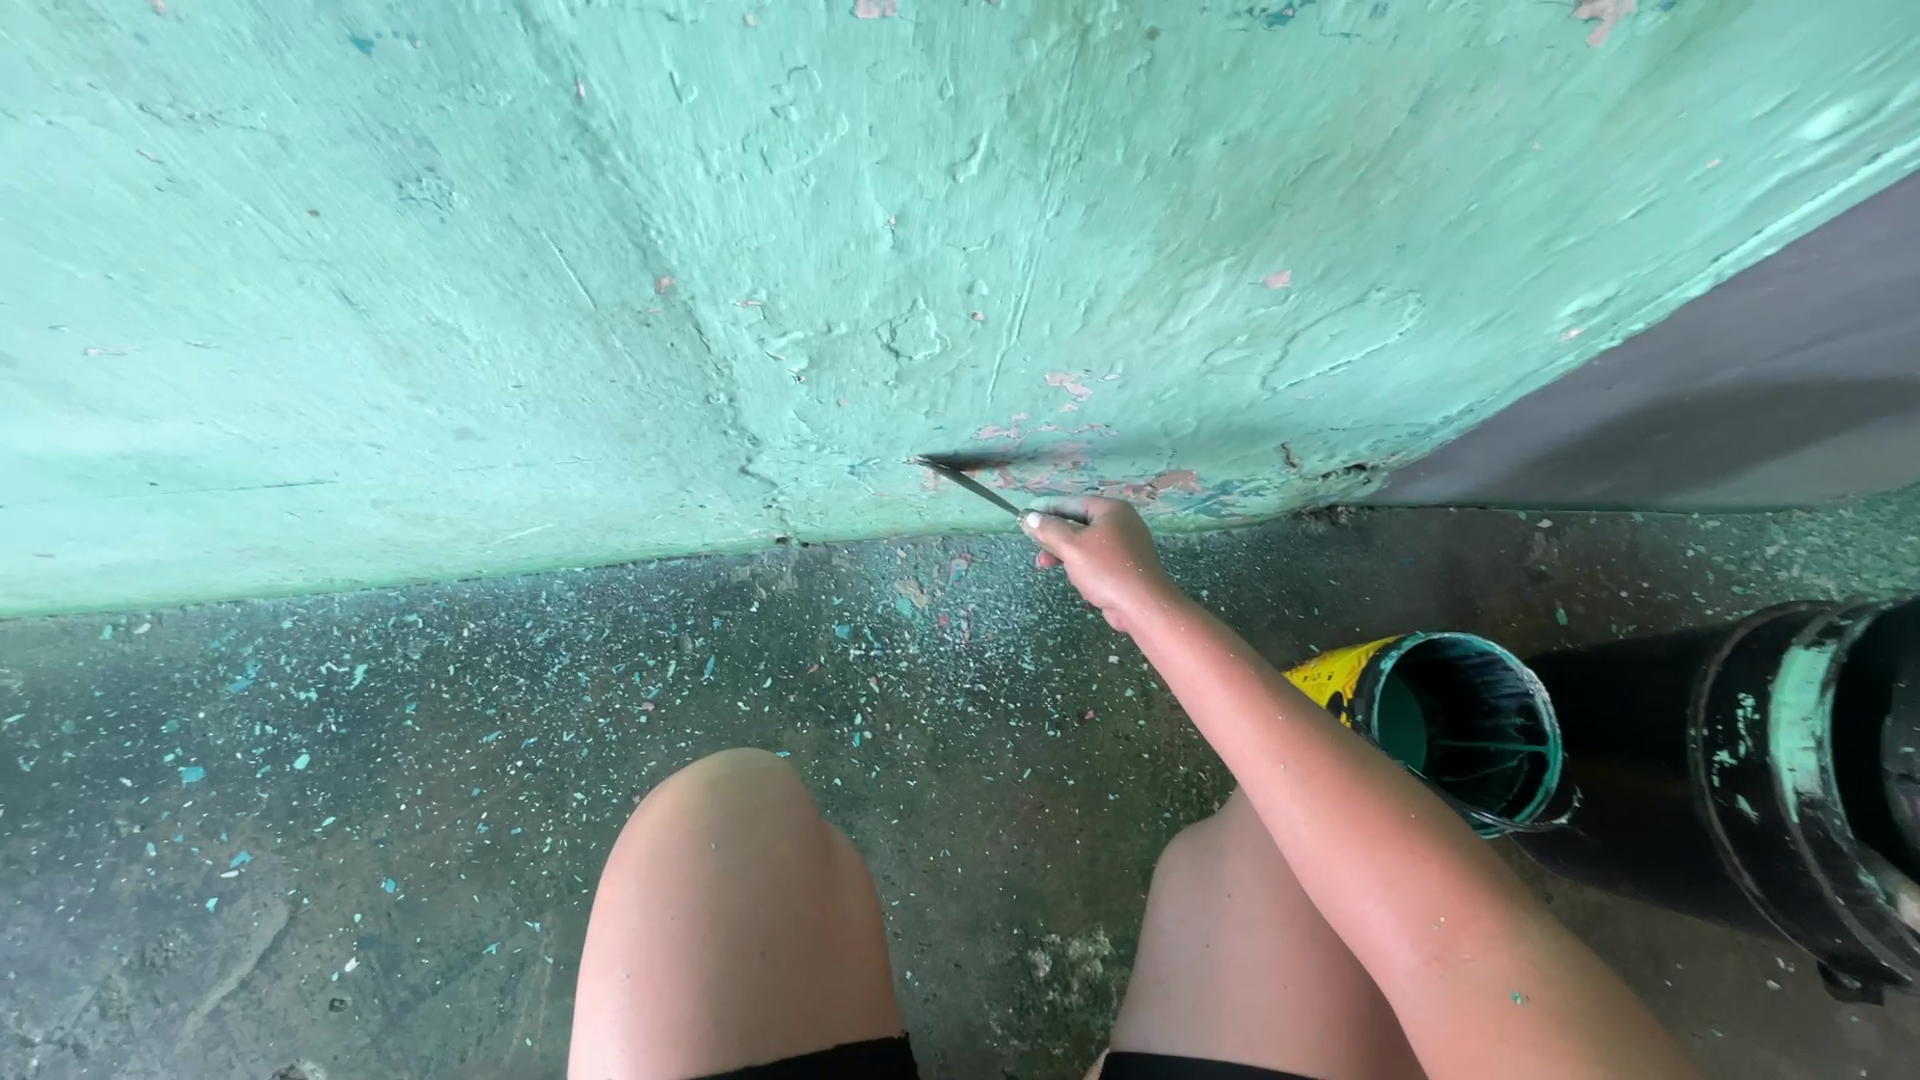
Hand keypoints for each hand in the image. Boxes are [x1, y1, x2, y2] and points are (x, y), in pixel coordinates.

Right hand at [1019, 496, 1181, 633]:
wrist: (1142, 605)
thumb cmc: (1106, 569)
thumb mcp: (1071, 546)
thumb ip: (1048, 529)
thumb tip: (1029, 517)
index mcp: (1111, 510)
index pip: (1072, 502)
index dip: (1046, 508)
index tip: (1024, 515)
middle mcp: (1120, 522)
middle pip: (1077, 522)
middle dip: (1053, 534)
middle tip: (1033, 544)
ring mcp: (1124, 545)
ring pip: (1084, 542)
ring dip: (1062, 551)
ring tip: (1044, 563)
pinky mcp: (1124, 565)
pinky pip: (1094, 558)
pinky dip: (1078, 562)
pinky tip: (1069, 574)